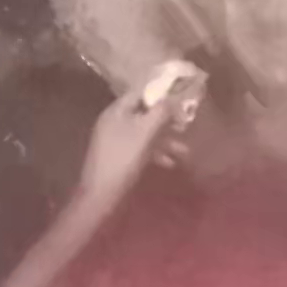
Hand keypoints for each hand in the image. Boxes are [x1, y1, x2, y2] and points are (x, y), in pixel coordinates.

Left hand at [76, 85, 184, 209]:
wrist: (101, 192)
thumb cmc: (124, 157)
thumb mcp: (145, 132)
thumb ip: (160, 112)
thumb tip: (172, 98)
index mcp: (117, 110)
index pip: (140, 93)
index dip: (161, 95)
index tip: (180, 101)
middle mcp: (115, 121)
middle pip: (144, 114)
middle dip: (166, 121)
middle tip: (185, 127)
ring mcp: (116, 139)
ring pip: (145, 133)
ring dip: (165, 140)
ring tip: (184, 151)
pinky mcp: (119, 156)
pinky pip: (140, 148)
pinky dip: (155, 153)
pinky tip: (170, 164)